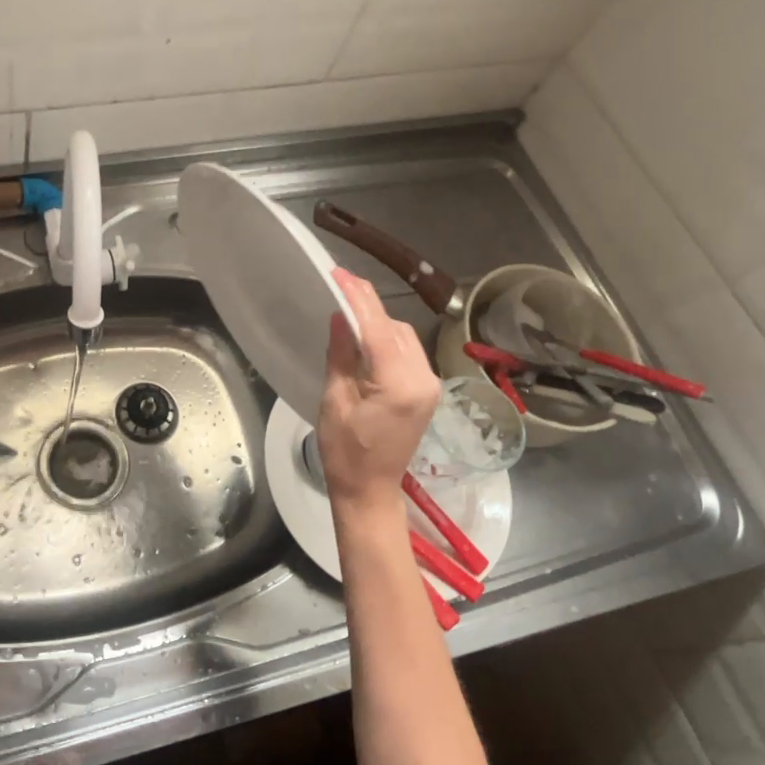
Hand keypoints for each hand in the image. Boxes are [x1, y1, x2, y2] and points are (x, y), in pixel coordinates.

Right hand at [317, 269, 441, 514]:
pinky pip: (407, 353)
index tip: (339, 273)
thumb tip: (340, 317)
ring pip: (403, 337)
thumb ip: (341, 355)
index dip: (357, 297)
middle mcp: (424, 378)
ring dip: (377, 323)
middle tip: (337, 289)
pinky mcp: (427, 390)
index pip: (377, 327)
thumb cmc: (345, 452)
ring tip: (347, 313)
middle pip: (394, 328)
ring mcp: (429, 384)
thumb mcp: (335, 401)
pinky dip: (386, 340)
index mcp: (400, 383)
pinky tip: (364, 338)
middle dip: (367, 307)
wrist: (370, 490)